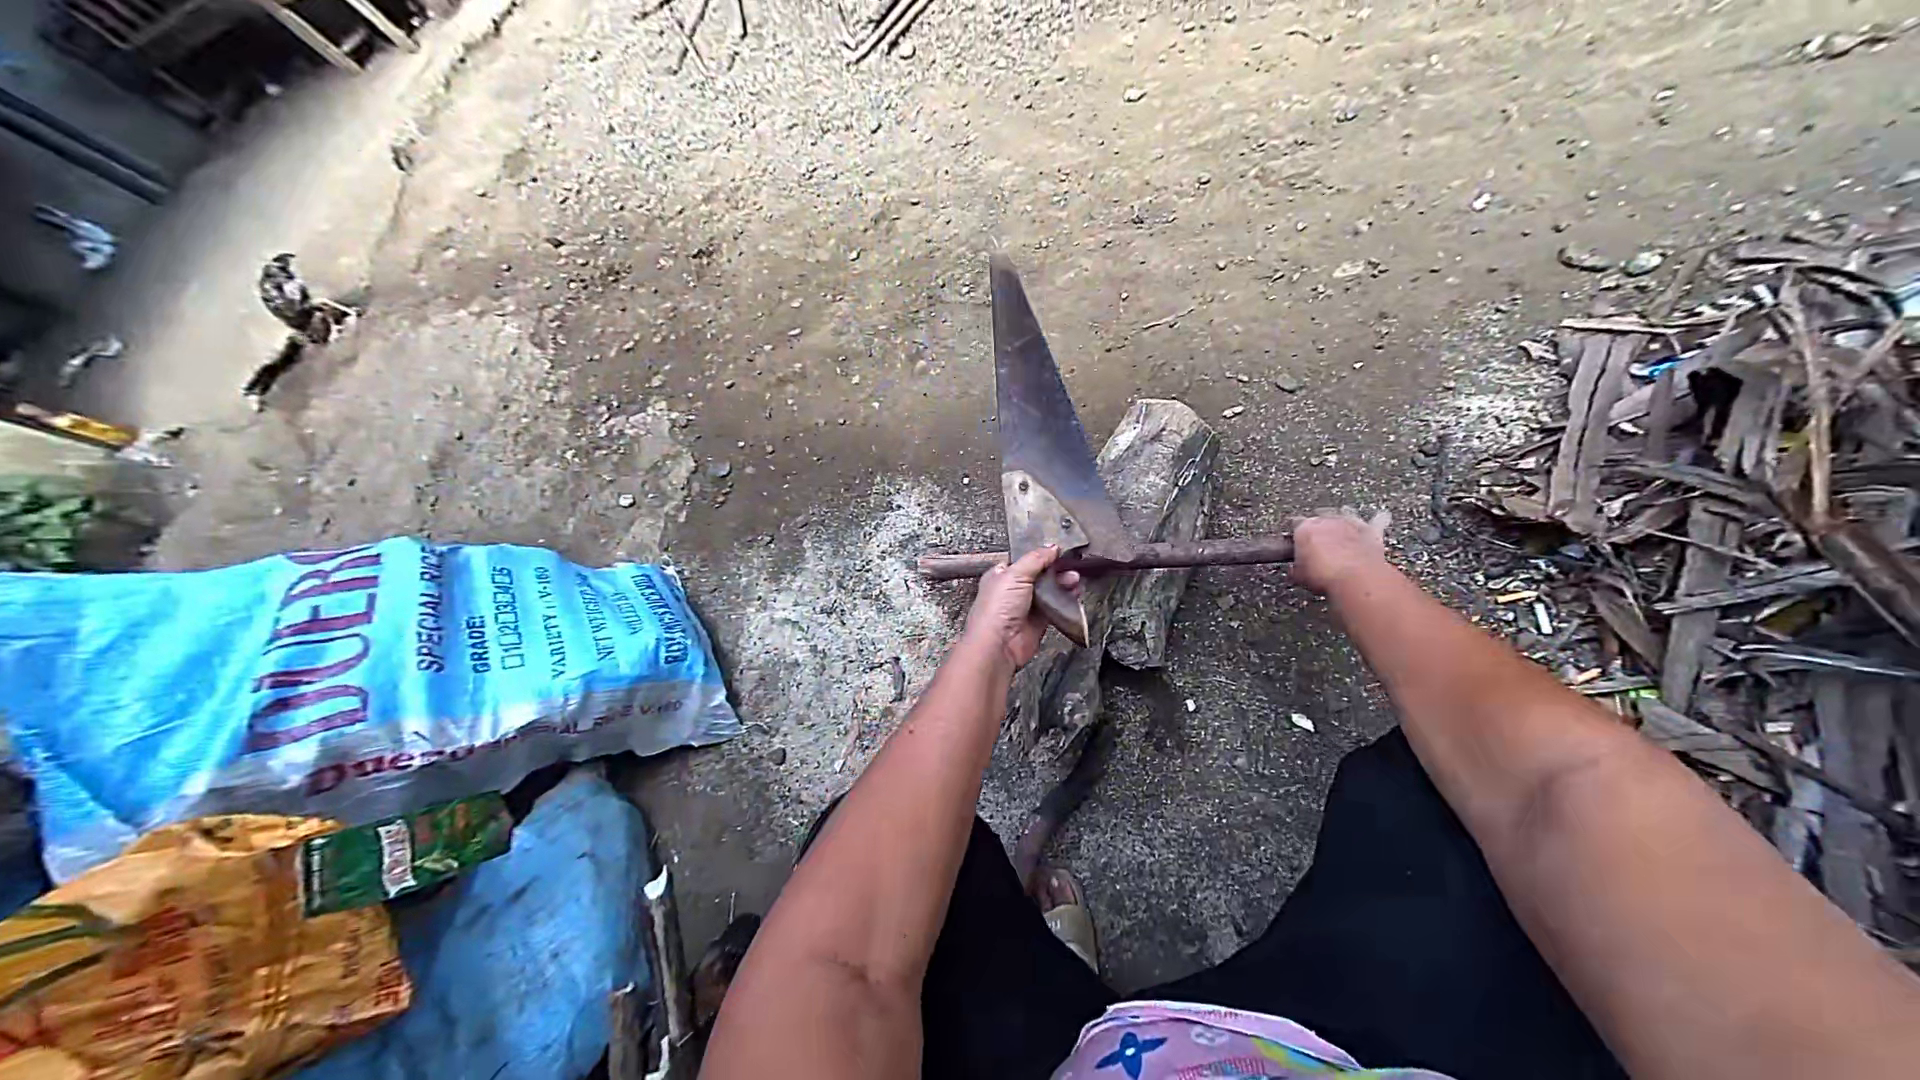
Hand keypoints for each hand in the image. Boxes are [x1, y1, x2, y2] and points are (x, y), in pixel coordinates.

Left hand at [963, 545, 1081, 668]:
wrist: (999, 644)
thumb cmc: (995, 610)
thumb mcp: (1015, 574)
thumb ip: (1035, 559)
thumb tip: (1051, 548)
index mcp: (1001, 575)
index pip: (1024, 561)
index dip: (1040, 556)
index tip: (1057, 552)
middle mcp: (1012, 591)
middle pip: (1039, 576)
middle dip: (1056, 571)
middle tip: (1069, 568)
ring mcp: (1025, 607)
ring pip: (1049, 592)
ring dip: (1062, 585)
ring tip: (1074, 580)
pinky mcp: (1037, 622)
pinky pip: (1054, 608)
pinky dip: (1064, 602)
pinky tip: (1073, 595)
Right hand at [1290, 508, 1390, 594]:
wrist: (1356, 579)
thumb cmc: (1326, 576)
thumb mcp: (1300, 576)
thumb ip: (1296, 568)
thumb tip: (1294, 569)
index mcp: (1304, 528)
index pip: (1295, 524)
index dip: (1296, 534)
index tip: (1296, 542)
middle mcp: (1326, 520)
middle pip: (1320, 517)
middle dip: (1318, 527)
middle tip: (1317, 541)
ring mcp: (1350, 523)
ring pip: (1345, 514)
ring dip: (1342, 519)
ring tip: (1340, 526)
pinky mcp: (1371, 531)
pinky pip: (1376, 520)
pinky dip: (1378, 519)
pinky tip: (1381, 516)